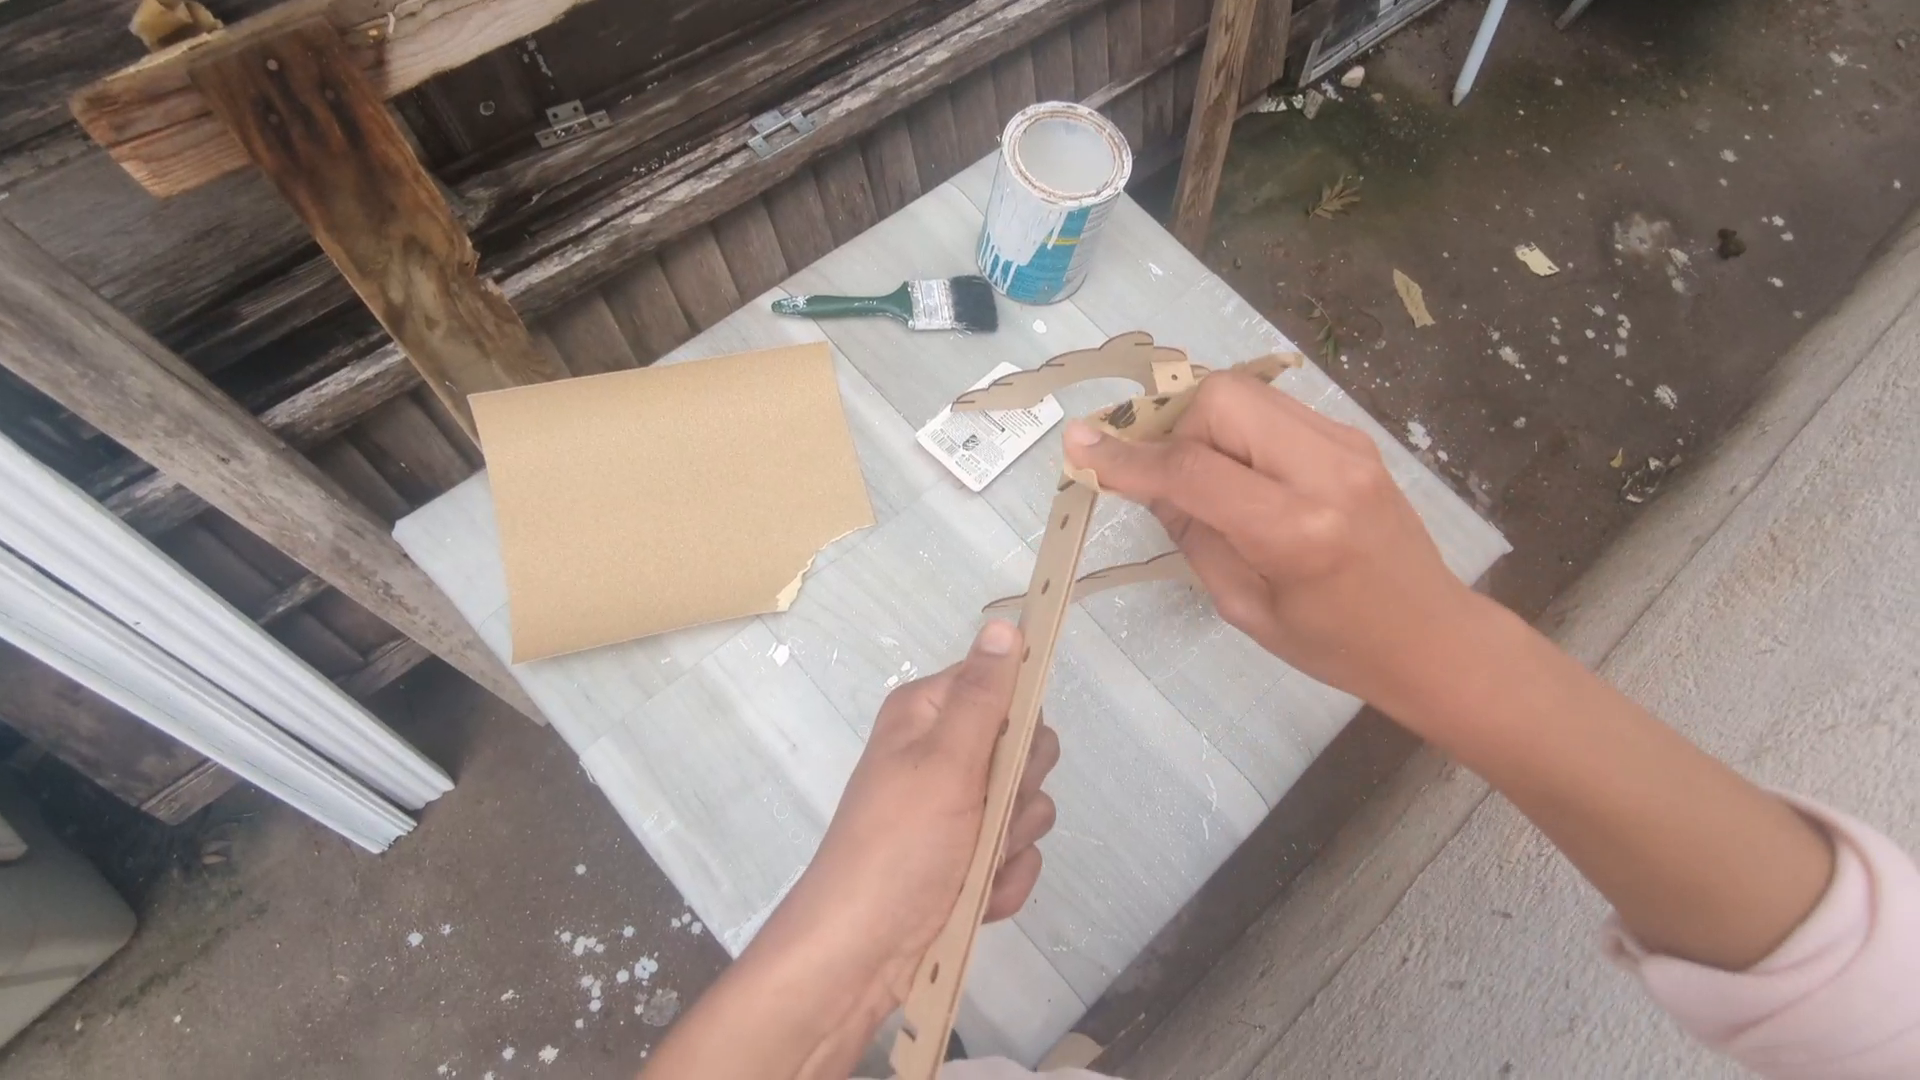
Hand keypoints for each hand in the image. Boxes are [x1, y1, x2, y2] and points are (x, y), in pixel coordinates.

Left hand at [766, 619, 1058, 1004]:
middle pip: (1026, 745)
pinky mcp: (970, 853)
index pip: (1001, 682)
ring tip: (973, 861)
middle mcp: (945, 751)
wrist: (862, 954)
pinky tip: (976, 893)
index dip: (1017, 713)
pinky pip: (1019, 852)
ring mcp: (959, 806)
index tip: (1015, 746)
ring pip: (1030, 803)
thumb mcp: (945, 762)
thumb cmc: (899, 845)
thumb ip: (984, 695)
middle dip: (1018, 787)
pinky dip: (1003, 878)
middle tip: (986, 809)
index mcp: (929, 714)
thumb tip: (1005, 625)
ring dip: (1010, 840)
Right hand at [1063, 371, 1478, 712]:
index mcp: (1295, 530)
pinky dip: (1235, 428)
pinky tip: (1237, 471)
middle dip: (1175, 428)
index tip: (1079, 445)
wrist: (1431, 635)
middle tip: (1167, 476)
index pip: (1191, 470)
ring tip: (1201, 475)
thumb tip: (1143, 478)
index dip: (1127, 458)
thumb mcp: (1242, 604)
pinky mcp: (1352, 436)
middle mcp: (1326, 469)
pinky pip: (1271, 409)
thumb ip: (1190, 530)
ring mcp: (1346, 444)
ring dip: (1203, 424)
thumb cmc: (1331, 643)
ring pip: (1245, 392)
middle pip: (1221, 399)